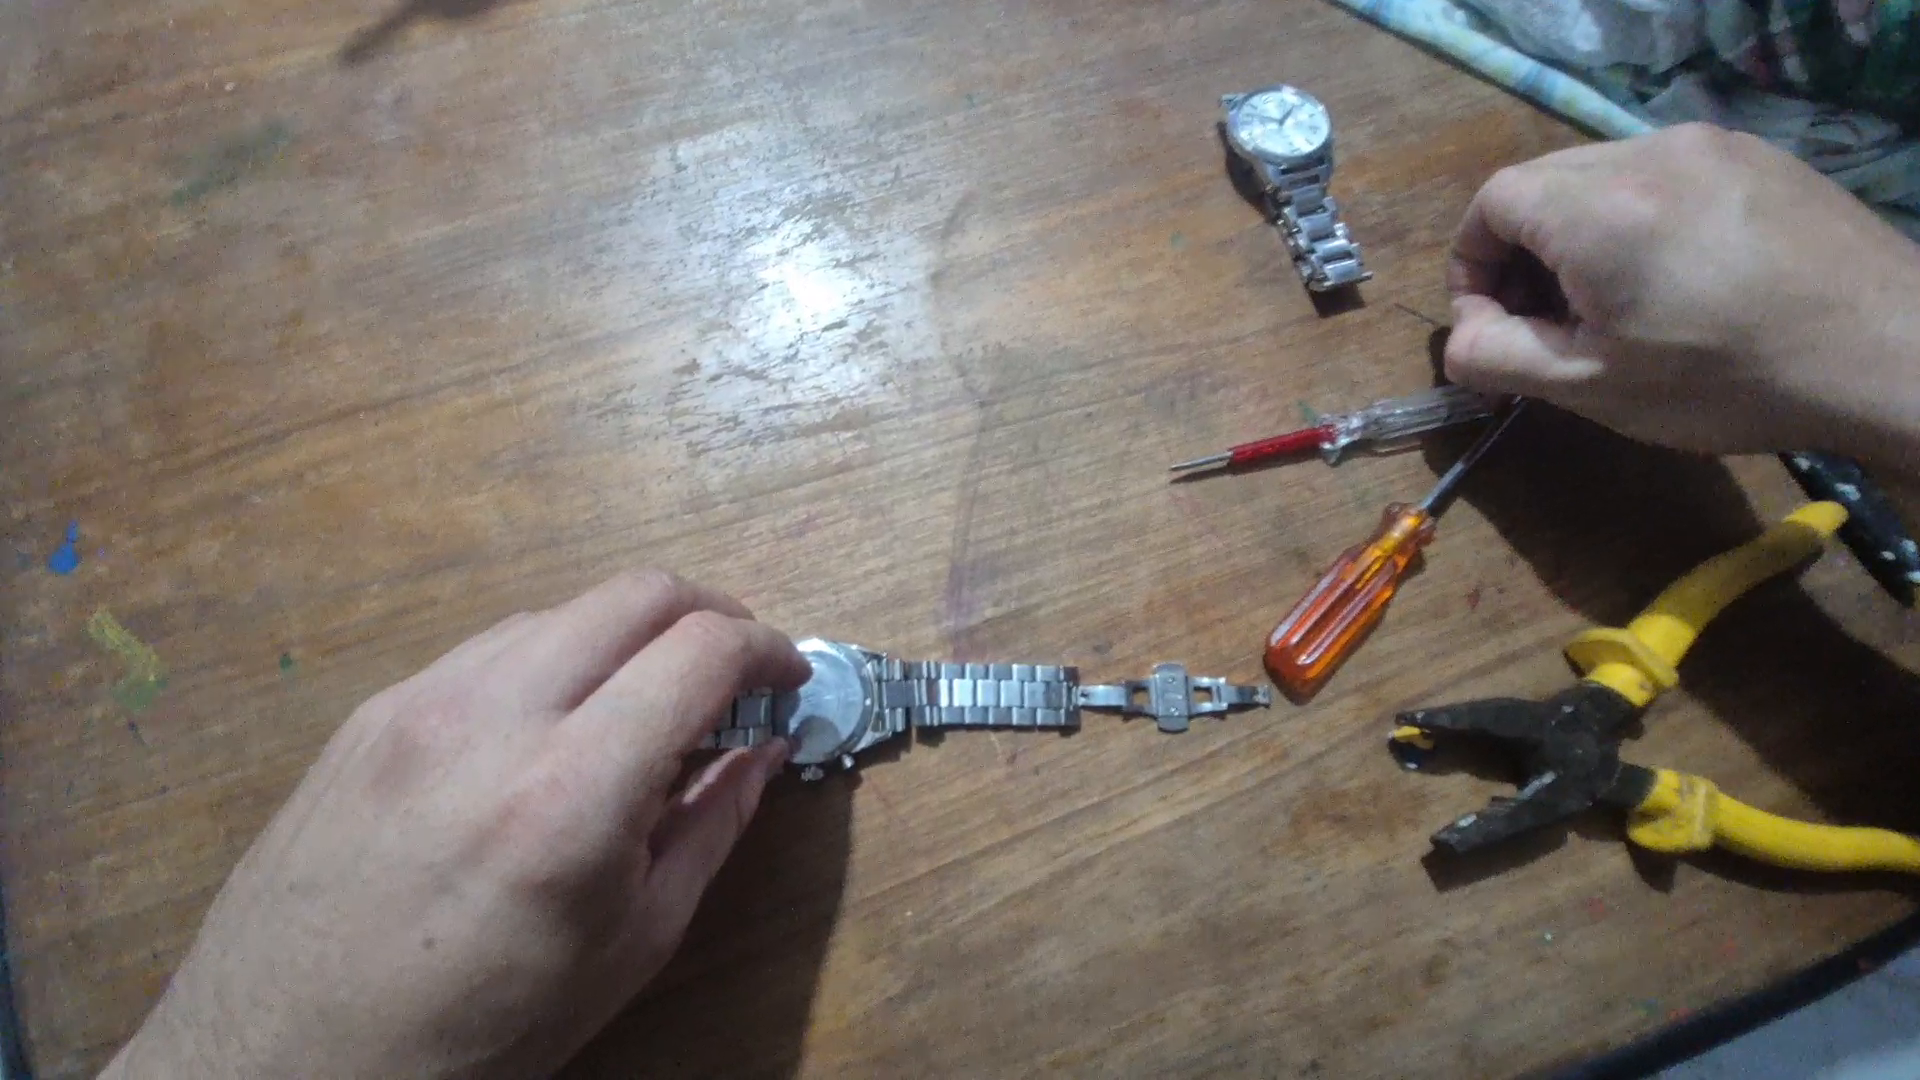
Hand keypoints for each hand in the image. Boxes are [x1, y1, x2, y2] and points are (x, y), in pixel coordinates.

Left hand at [101, 572, 809, 1079]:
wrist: (275, 1077)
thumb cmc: (488, 1025)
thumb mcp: (637, 936)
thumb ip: (717, 820)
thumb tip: (768, 745)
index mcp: (573, 793)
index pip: (701, 652)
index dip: (767, 649)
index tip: (789, 677)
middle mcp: (494, 718)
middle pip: (640, 593)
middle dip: (715, 612)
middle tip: (739, 667)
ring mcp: (422, 701)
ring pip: (573, 609)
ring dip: (639, 634)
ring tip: (653, 698)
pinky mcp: (377, 708)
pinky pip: (504, 643)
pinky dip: (569, 656)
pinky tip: (567, 717)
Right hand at [1443, 123, 1919, 466]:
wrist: (1898, 358)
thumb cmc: (1721, 379)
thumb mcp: (1581, 383)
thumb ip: (1489, 355)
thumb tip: (1461, 334)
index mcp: (1601, 209)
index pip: (1492, 202)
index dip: (1468, 263)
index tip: (1490, 322)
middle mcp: (1653, 155)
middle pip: (1536, 186)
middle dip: (1512, 255)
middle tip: (1535, 321)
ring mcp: (1714, 149)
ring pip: (1591, 180)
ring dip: (1564, 241)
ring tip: (1594, 305)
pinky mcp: (1757, 159)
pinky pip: (1651, 179)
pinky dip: (1621, 224)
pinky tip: (1654, 280)